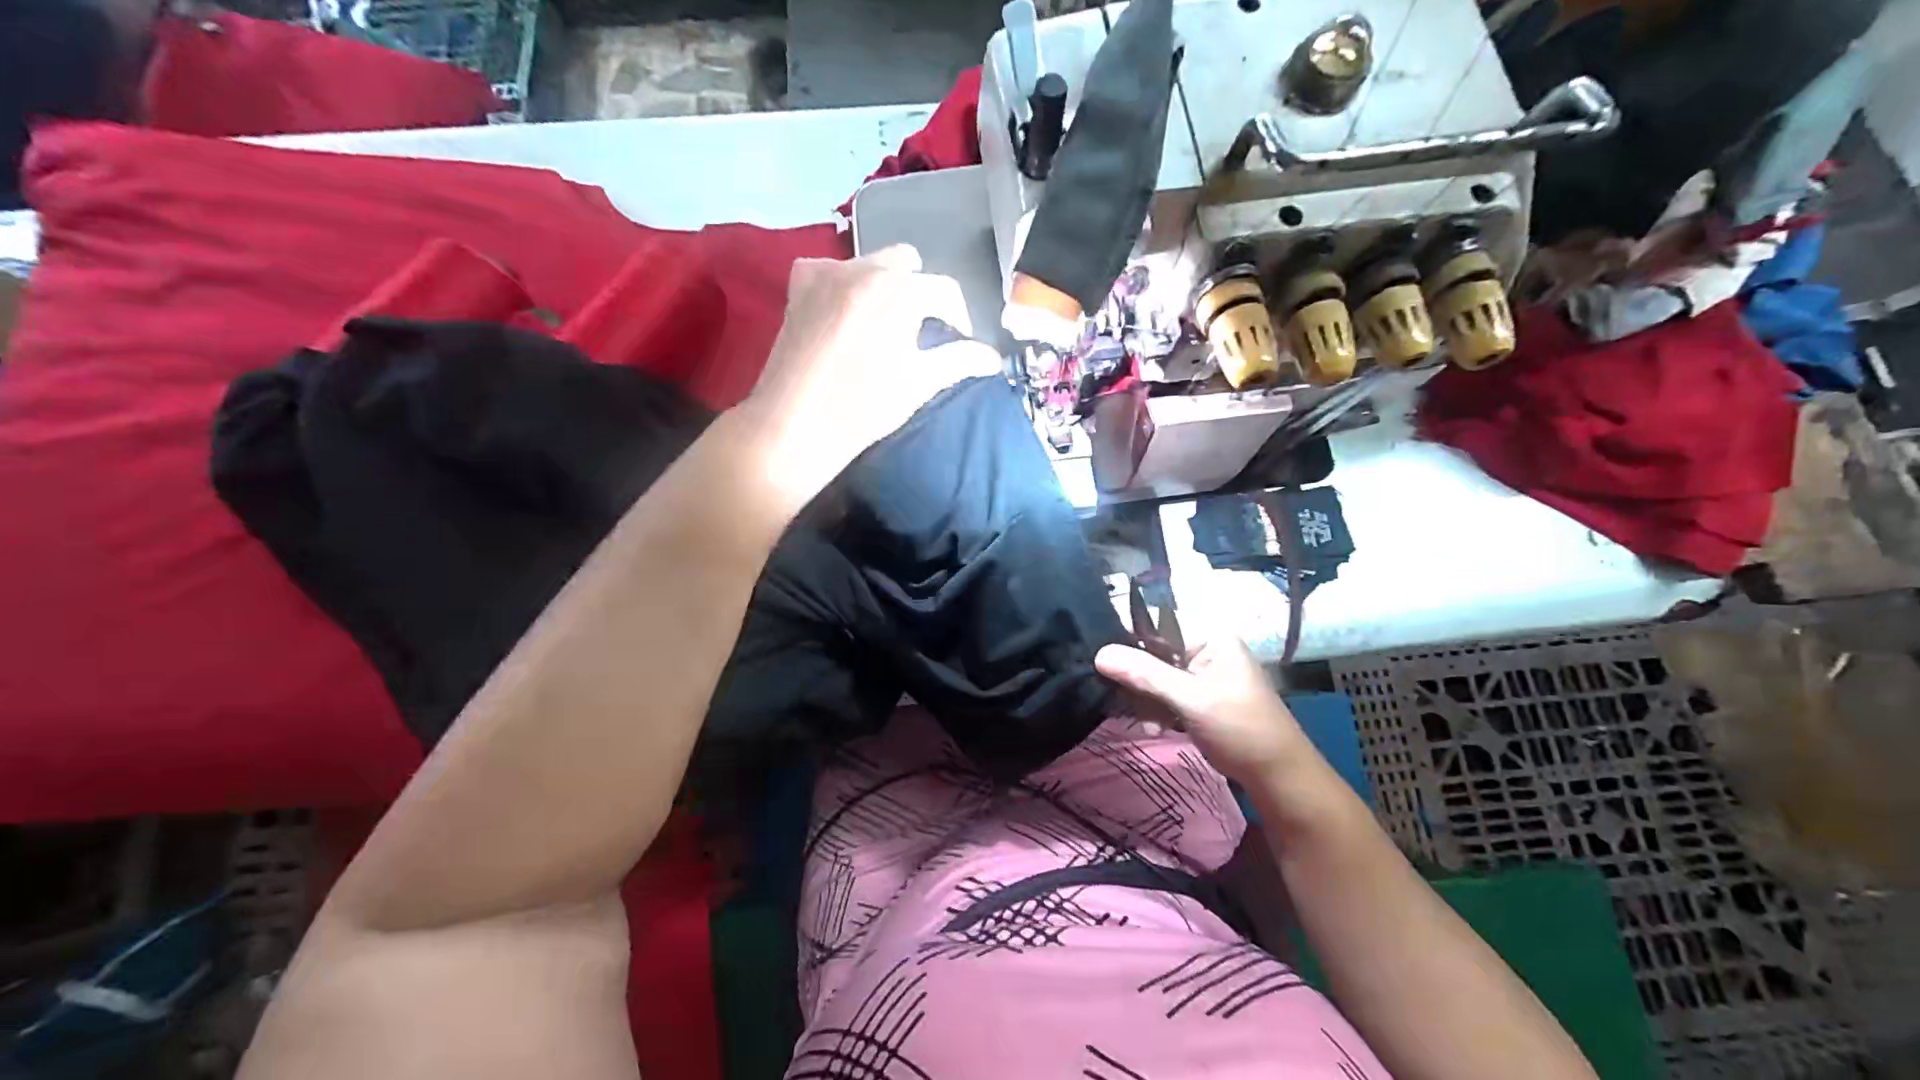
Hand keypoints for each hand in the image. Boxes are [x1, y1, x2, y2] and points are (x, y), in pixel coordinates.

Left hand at [744, 245, 1001, 508]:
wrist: (794, 426)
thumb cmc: (863, 408)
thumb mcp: (919, 383)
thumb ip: (959, 361)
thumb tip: (993, 356)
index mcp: (899, 291)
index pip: (946, 290)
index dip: (960, 317)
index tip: (959, 340)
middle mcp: (863, 269)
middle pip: (907, 263)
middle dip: (920, 291)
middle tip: (917, 331)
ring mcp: (826, 273)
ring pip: (870, 263)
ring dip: (884, 285)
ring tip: (882, 325)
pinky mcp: (799, 287)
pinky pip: (831, 269)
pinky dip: (843, 284)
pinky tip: (844, 314)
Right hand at [1095, 636, 1317, 786]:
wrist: (1277, 775)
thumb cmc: (1241, 729)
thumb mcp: (1192, 700)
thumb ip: (1146, 675)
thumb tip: (1099, 654)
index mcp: (1207, 635)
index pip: (1153, 620)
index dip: (1124, 636)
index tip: (1101, 659)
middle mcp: (1200, 646)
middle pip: (1148, 648)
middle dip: (1134, 676)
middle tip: (1124, 700)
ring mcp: (1197, 671)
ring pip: (1149, 672)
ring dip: (1142, 698)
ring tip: (1147, 723)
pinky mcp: (1192, 693)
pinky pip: (1159, 691)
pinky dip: (1152, 708)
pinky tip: (1154, 728)